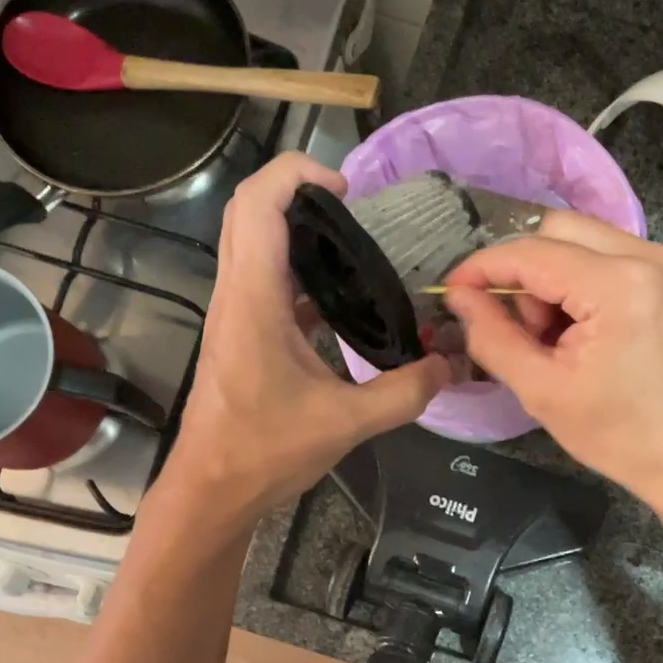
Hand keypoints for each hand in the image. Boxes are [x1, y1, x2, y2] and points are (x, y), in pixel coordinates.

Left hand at [164, 153, 450, 520]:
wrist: (212, 489)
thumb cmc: (266, 451)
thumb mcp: (347, 422)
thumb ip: (405, 393)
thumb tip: (450, 366)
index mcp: (254, 300)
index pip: (257, 204)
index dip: (297, 174)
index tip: (346, 187)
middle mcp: (236, 295)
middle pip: (248, 211)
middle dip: (297, 193)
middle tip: (353, 211)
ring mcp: (233, 314)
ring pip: (251, 244)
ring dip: (296, 232)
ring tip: (354, 249)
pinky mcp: (239, 335)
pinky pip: (262, 281)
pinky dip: (297, 273)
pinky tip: (340, 302)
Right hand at [443, 212, 662, 511]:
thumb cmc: (619, 435)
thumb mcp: (542, 391)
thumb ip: (493, 336)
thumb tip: (460, 296)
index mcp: (619, 285)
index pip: (532, 252)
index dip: (483, 267)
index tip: (453, 290)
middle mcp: (648, 256)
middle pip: (557, 231)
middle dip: (524, 275)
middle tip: (524, 331)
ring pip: (581, 240)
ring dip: (552, 280)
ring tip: (556, 340)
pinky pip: (607, 256)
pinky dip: (580, 284)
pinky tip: (582, 332)